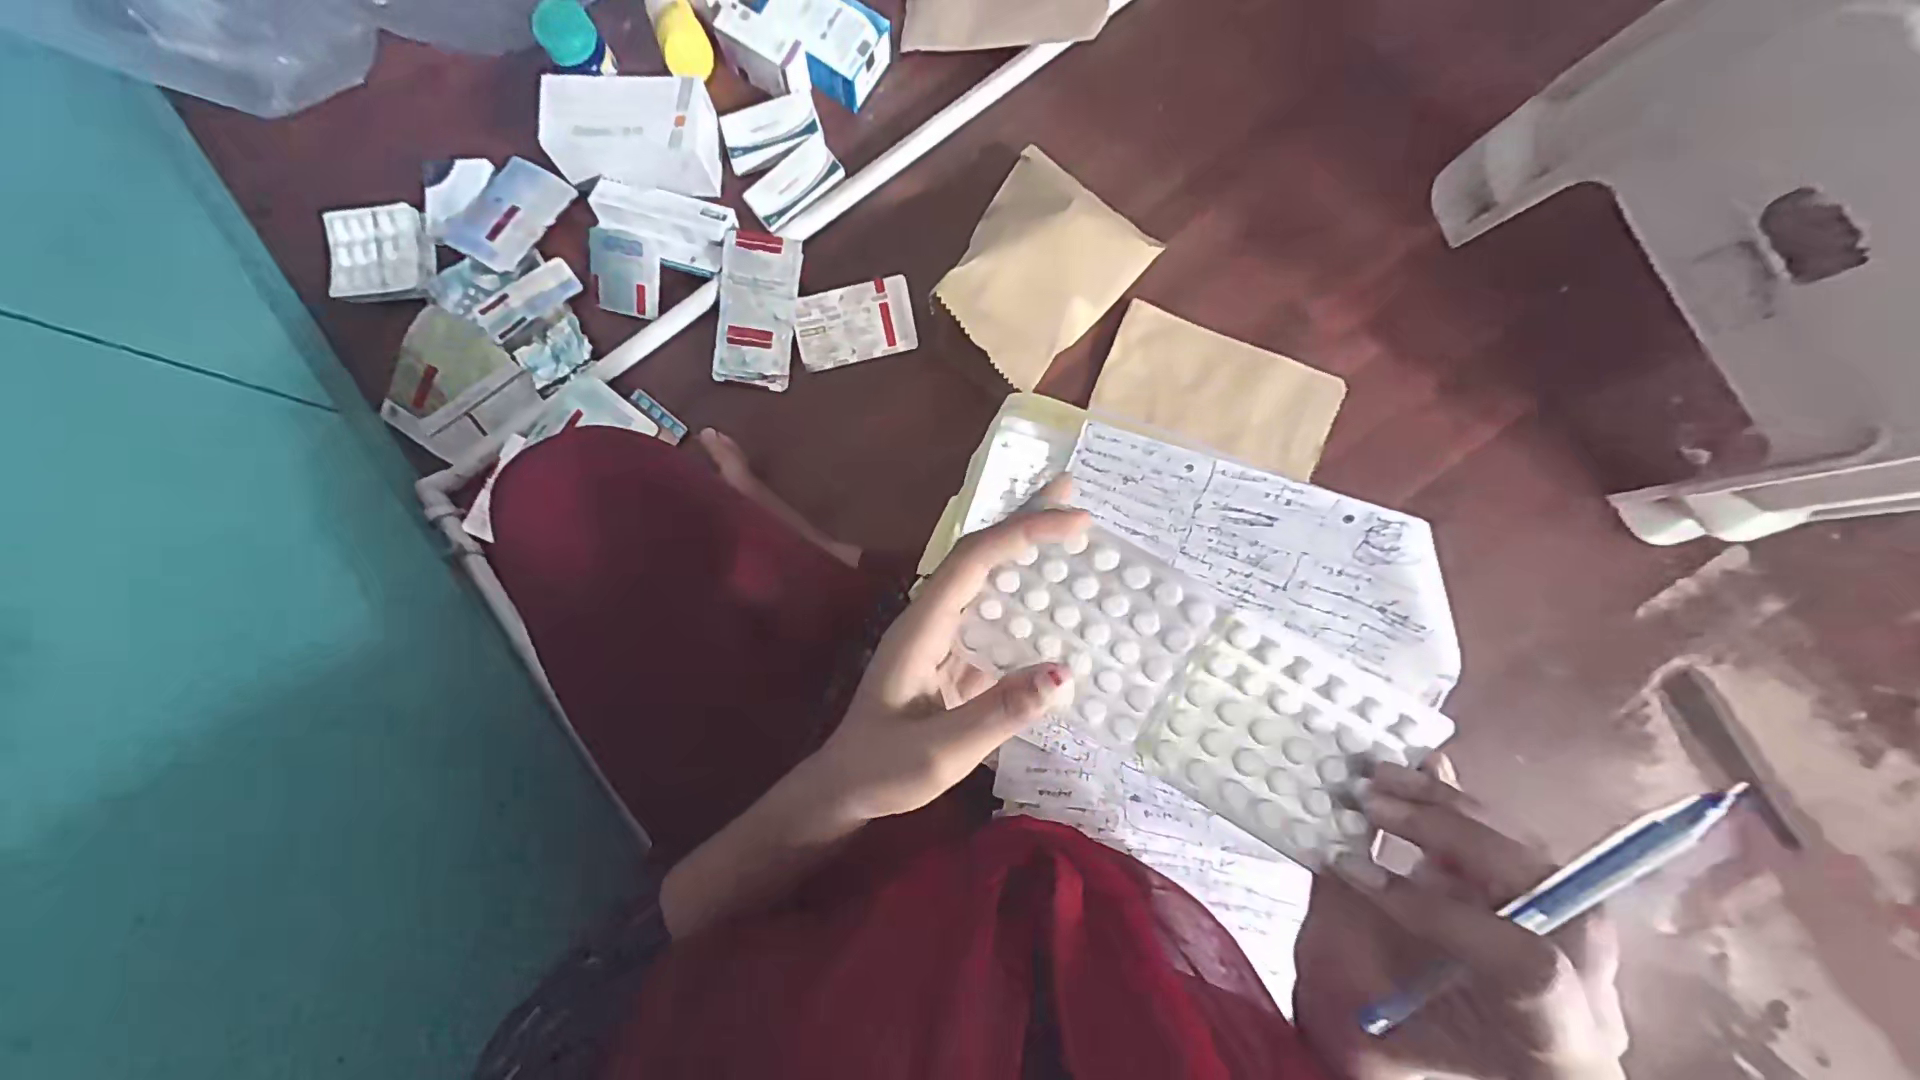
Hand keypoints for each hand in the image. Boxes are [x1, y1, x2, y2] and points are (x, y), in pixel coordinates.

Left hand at [661, 484, 1086, 938]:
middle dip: (1024, 520)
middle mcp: (930, 619)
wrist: (843, 788)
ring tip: (1071, 528)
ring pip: (986, 579)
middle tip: (1073, 492)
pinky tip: (1052, 599)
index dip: (1022, 534)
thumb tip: (1063, 672)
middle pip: (978, 555)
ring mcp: (940, 636)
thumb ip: (999, 713)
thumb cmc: (881, 769)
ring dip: (1024, 550)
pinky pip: (992, 616)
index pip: (973, 562)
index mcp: (921, 627)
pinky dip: (1024, 596)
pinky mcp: (952, 656)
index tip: (1075, 523)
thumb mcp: (940, 751)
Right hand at [1293, 758, 1629, 1079]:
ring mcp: (1567, 947)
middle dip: (1453, 833)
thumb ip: (1349, 944)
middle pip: (1548, 890)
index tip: (1358, 876)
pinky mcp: (1533, 911)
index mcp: (1551, 1048)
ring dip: (1453, 807)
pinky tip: (1416, 772)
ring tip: (1382, 780)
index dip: (1439, 909)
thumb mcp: (1354, 1029)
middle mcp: (1586, 997)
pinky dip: (1460, 804)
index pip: (1531, 967)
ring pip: (1532, 856)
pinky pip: (1507, 845)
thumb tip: (1337, 850)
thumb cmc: (1396, 1073)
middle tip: (1374, 803)